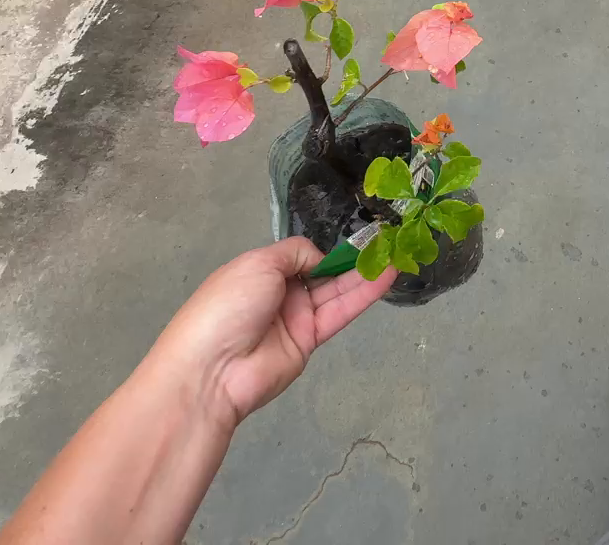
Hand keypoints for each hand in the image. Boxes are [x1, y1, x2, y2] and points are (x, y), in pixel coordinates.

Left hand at [144, 237, 396, 425]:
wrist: (211, 372)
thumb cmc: (228, 307)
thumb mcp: (258, 263)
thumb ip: (296, 252)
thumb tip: (321, 260)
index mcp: (260, 273)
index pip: (300, 256)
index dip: (325, 248)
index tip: (354, 237)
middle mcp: (280, 294)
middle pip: (323, 273)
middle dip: (352, 258)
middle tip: (388, 241)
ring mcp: (296, 318)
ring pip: (338, 290)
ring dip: (366, 272)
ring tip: (397, 253)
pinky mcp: (311, 340)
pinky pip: (342, 312)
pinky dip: (366, 293)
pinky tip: (388, 275)